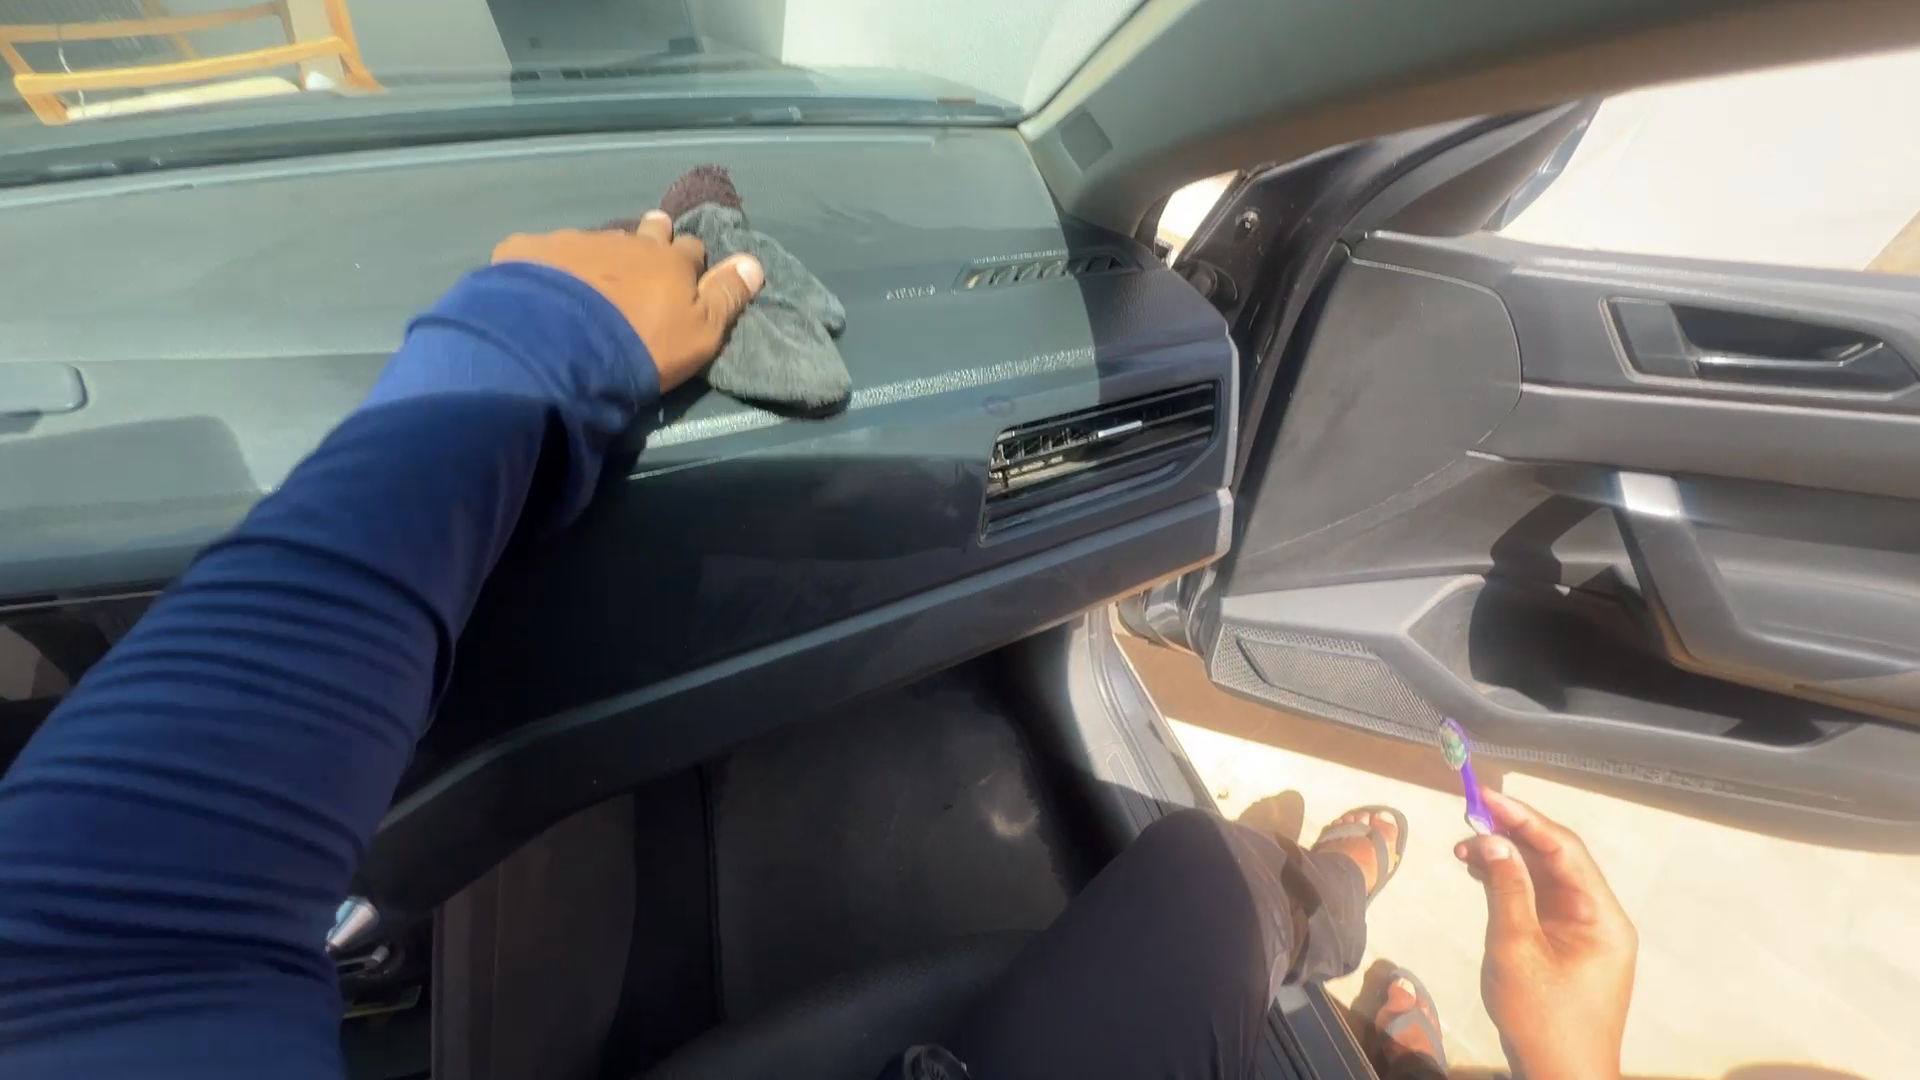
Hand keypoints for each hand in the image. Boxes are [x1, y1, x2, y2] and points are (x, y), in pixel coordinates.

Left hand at [492, 210, 763, 390]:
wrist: (562, 346)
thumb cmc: (647, 345)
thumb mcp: (702, 332)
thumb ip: (727, 297)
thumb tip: (754, 261)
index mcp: (671, 261)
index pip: (692, 249)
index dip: (692, 258)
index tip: (690, 269)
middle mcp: (628, 241)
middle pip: (647, 231)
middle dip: (653, 235)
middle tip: (648, 246)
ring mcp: (577, 241)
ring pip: (600, 240)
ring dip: (604, 253)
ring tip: (597, 274)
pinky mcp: (531, 250)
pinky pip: (546, 250)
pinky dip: (552, 263)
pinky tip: (545, 281)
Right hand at [1456, 789, 1636, 1079]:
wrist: (1558, 1073)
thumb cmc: (1542, 1012)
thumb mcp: (1517, 946)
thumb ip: (1506, 888)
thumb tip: (1492, 838)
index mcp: (1600, 917)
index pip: (1564, 849)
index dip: (1524, 816)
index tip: (1483, 794)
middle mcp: (1595, 915)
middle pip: (1554, 856)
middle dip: (1511, 831)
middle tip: (1467, 813)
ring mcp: (1578, 927)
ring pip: (1541, 871)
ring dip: (1503, 853)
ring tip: (1462, 847)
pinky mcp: (1559, 937)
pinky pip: (1533, 892)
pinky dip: (1504, 876)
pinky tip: (1476, 868)